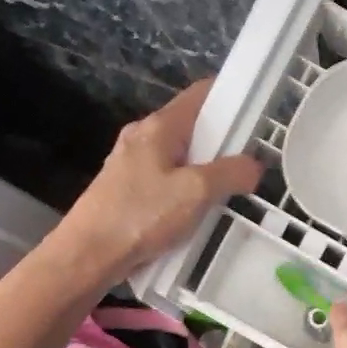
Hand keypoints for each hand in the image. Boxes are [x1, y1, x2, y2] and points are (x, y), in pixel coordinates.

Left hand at [60, 80, 262, 279]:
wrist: (90, 253)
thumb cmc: (142, 215)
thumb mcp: (195, 193)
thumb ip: (229, 174)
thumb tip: (253, 165)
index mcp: (160, 126)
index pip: (201, 94)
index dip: (231, 98)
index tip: (255, 117)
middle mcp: (143, 137)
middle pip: (191, 129)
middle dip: (221, 145)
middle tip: (248, 168)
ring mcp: (132, 165)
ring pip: (179, 159)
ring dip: (204, 174)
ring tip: (227, 196)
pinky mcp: (127, 191)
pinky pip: (166, 183)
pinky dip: (185, 194)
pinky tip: (195, 217)